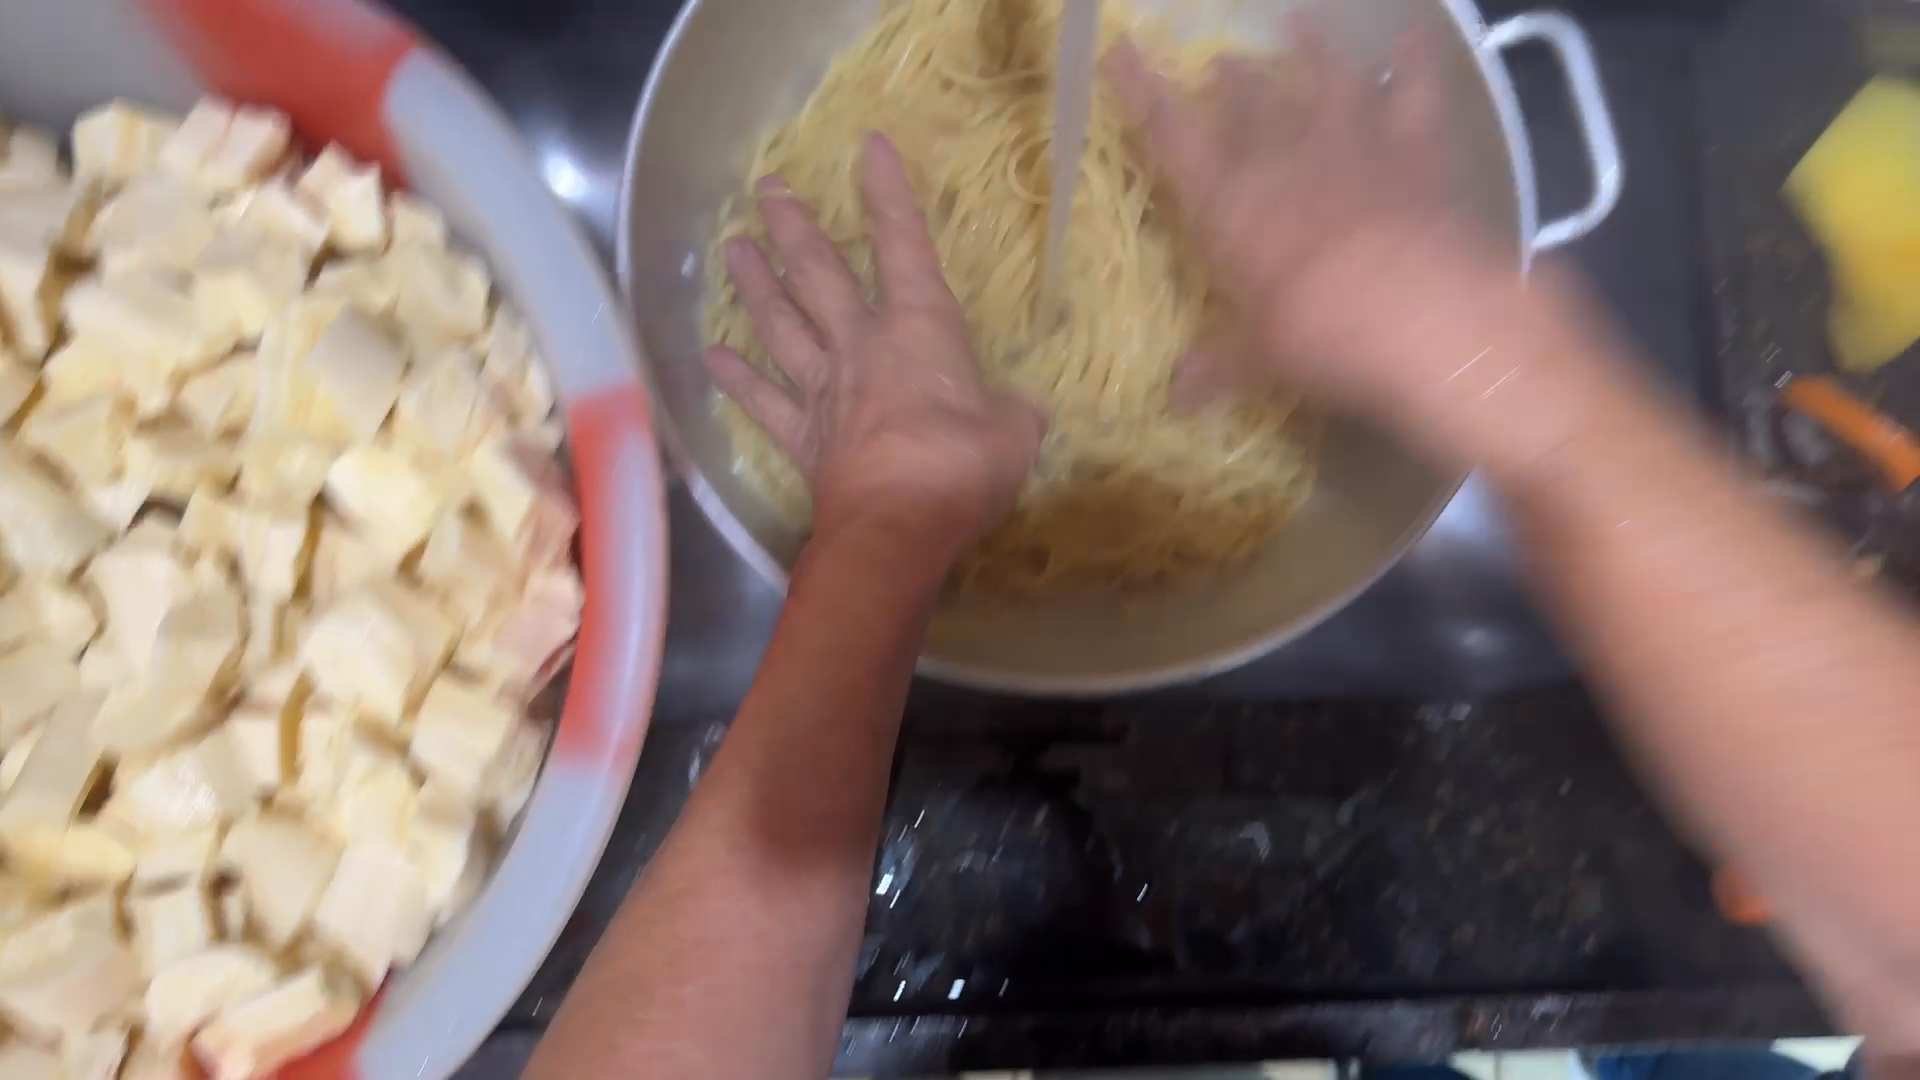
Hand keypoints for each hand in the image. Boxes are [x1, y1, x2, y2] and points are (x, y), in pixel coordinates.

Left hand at [704, 133, 1045, 559]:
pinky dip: (737, 381)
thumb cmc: (963, 467)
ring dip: (757, 287)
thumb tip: (1020, 411)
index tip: (868, 147)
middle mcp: (862, 347)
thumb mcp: (1014, 434)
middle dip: (795, 228)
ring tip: (734, 249)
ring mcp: (825, 391)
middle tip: (767, 189)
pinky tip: (712, 357)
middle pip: (820, 275)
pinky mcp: (803, 438)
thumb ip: (1014, 413)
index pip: (904, 246)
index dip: (889, 195)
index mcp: (918, 330)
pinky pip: (764, 403)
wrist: (898, 526)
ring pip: (782, 326)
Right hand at [1106, 19, 1515, 414]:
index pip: (1170, 136)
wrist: (1424, 319)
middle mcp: (1281, 157)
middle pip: (1245, 101)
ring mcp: (1352, 143)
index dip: (1142, 92)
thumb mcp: (1255, 361)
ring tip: (1294, 22)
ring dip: (1307, 49)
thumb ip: (1212, 370)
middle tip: (1219, 64)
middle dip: (1227, 80)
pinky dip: (1415, 58)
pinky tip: (1413, 31)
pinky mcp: (1416, 149)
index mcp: (1226, 204)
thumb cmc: (1316, 336)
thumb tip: (1172, 402)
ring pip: (1323, 77)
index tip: (1121, 50)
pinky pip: (1415, 89)